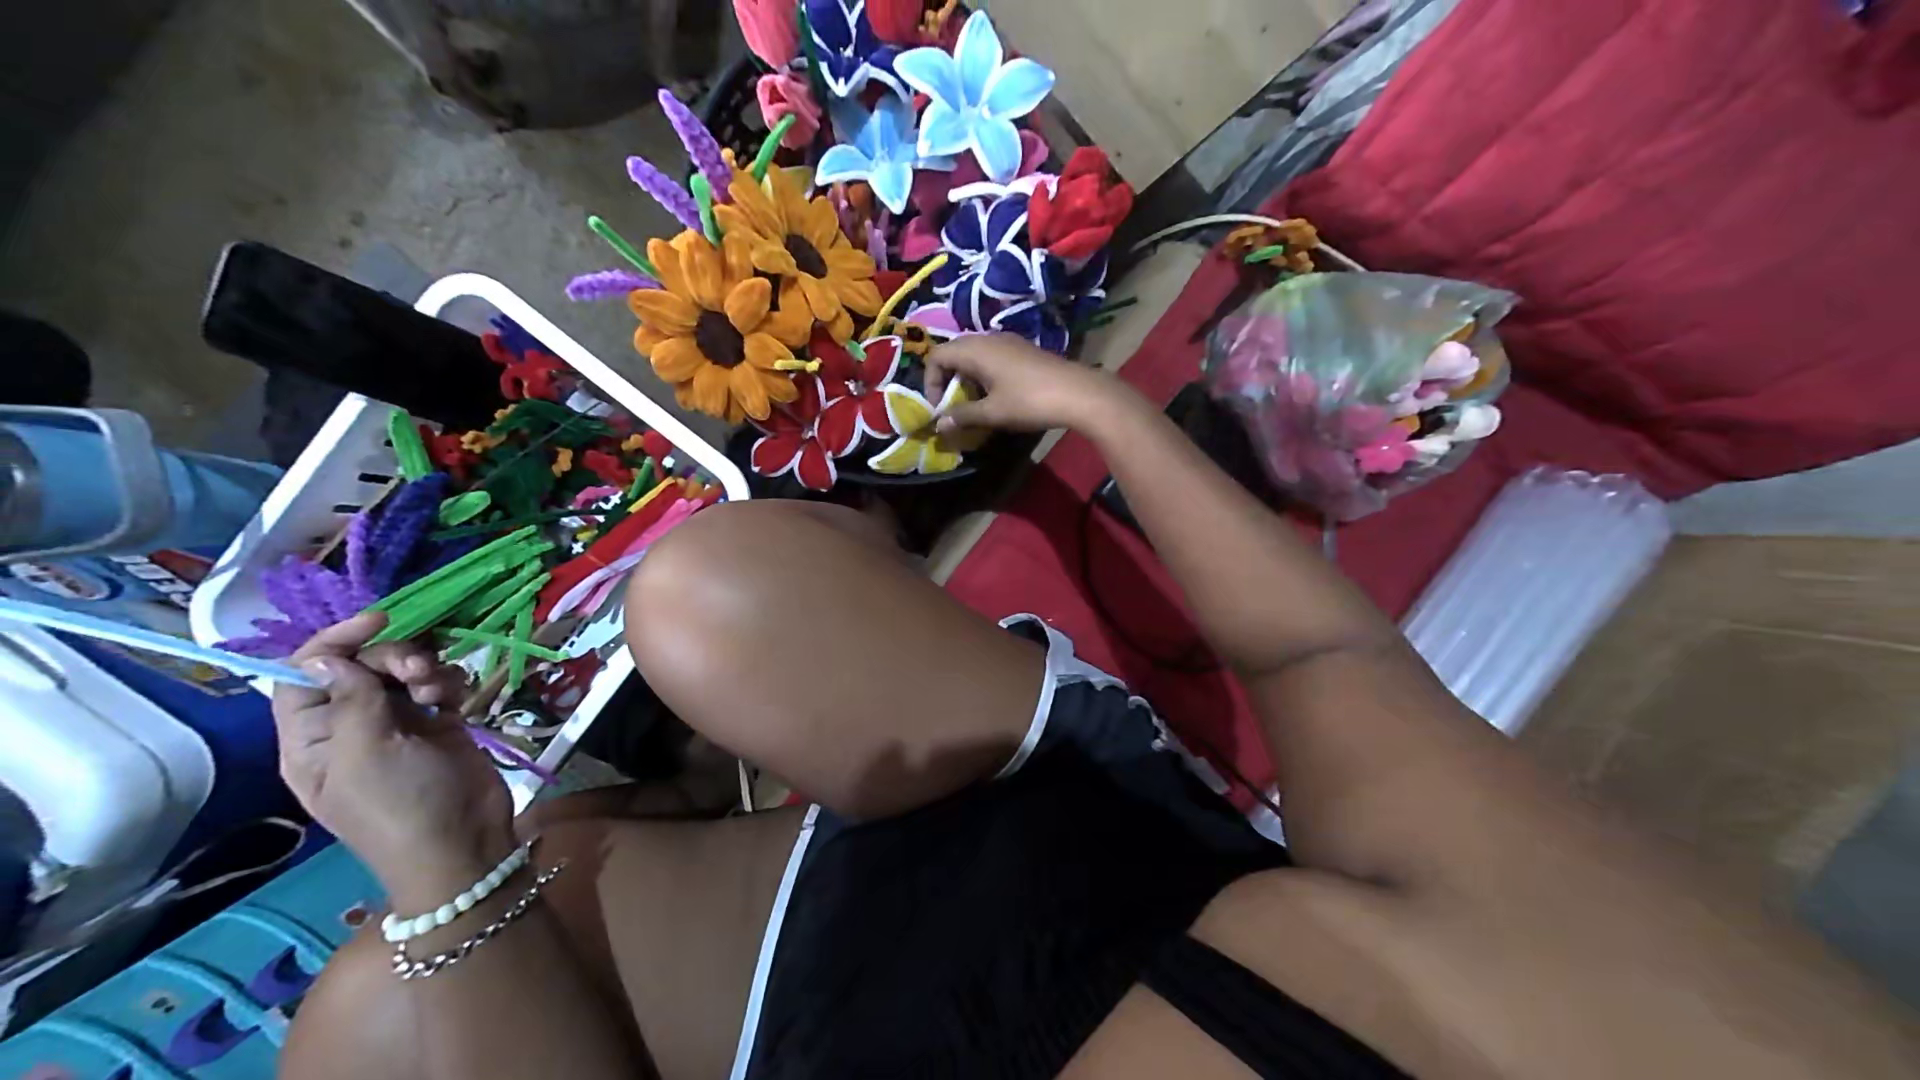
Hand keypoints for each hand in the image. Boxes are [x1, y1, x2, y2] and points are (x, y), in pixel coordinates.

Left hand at [273, 612, 514, 906]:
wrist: (464, 840)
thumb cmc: (402, 805)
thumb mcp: (367, 753)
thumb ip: (351, 700)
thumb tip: (326, 657)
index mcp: (313, 738)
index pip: (306, 673)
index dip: (335, 642)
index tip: (380, 620)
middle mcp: (351, 725)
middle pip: (362, 665)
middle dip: (393, 657)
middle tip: (419, 670)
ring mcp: (398, 724)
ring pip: (403, 671)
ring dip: (425, 669)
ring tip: (441, 691)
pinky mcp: (439, 723)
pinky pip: (438, 684)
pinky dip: (448, 683)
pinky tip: (457, 700)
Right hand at [925, 334, 1134, 435]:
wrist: (1079, 393)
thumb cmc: (1030, 401)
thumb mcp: (992, 413)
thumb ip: (962, 416)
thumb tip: (939, 424)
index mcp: (975, 349)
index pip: (936, 356)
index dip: (930, 382)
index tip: (940, 407)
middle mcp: (988, 339)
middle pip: (953, 353)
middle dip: (947, 380)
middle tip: (953, 407)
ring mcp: (1007, 342)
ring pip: (973, 356)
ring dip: (966, 379)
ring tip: (974, 405)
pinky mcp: (1022, 351)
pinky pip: (991, 358)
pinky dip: (983, 375)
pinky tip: (995, 397)